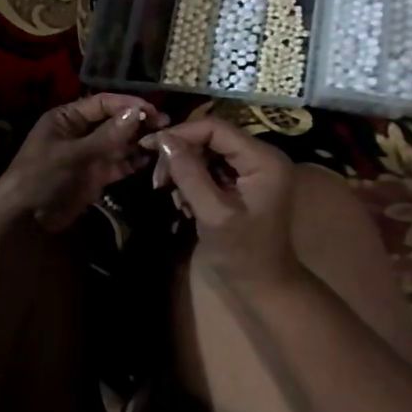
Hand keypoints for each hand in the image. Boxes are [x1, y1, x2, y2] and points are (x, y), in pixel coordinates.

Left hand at [0, 94, 166, 231]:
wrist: (25, 216)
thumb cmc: (41, 176)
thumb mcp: (73, 154)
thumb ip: (106, 136)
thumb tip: (136, 113)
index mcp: (66, 117)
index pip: (102, 103)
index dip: (127, 104)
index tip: (153, 110)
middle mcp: (79, 131)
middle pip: (114, 121)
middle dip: (138, 123)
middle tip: (166, 127)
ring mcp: (88, 154)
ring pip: (119, 142)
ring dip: (139, 142)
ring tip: (163, 143)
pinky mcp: (95, 175)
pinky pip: (118, 163)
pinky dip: (133, 161)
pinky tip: (151, 160)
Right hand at [140, 116, 302, 284]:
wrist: (261, 282)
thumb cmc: (241, 251)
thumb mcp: (213, 213)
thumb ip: (189, 174)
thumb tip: (163, 140)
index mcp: (263, 160)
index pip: (215, 128)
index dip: (180, 134)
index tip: (148, 148)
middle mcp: (261, 157)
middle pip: (210, 137)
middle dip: (179, 153)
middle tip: (157, 179)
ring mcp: (252, 169)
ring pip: (206, 151)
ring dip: (181, 167)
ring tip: (167, 192)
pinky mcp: (242, 181)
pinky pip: (210, 166)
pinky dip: (190, 178)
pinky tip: (182, 200)